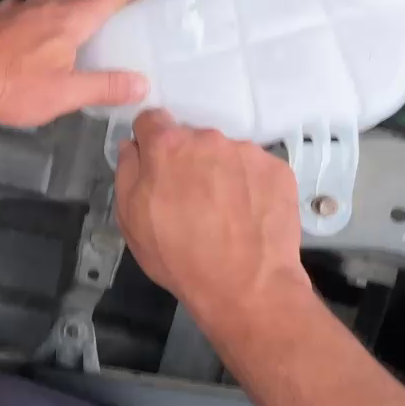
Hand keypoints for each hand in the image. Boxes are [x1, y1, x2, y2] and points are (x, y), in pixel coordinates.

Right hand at [113, 111, 311, 329]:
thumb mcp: (129, 218)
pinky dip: (248, 184)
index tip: (153, 164)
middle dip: (185, 159)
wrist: (246, 286)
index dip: (148, 140)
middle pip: (190, 137)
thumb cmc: (176, 254)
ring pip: (224, 153)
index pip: (151, 119)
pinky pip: (254, 168)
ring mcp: (247, 153)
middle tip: (188, 197)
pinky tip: (246, 214)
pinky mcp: (278, 170)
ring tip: (222, 210)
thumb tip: (133, 147)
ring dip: (218, 171)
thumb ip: (127, 172)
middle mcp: (208, 139)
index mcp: (167, 146)